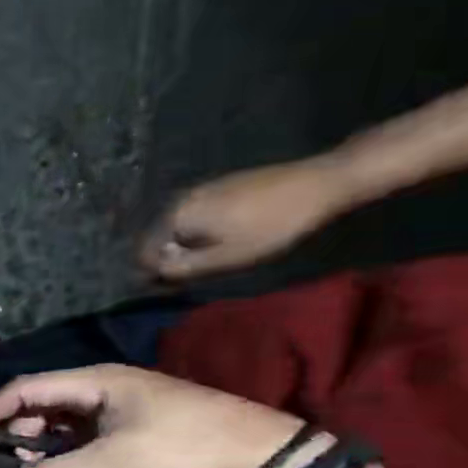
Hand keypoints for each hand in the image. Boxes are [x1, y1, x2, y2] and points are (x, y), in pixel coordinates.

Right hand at [0, 365, 304, 467]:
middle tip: (12, 466)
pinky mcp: (131, 424)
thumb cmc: (182, 449)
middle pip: (37, 404)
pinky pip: (80, 435)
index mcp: (93, 380)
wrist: (267, 459)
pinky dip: (65, 454)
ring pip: (58, 422)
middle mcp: (100, 385)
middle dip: (16, 434)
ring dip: (40, 448)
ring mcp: (117, 405)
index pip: (23, 388)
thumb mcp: (109, 464)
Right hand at [139, 157, 357, 279]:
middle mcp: (178, 201)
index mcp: (174, 218)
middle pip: (157, 239)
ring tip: (209, 257)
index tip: (177, 286)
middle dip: (168, 258)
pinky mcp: (218, 186)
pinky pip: (192, 215)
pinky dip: (196, 230)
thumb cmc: (273, 225)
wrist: (324, 182)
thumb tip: (154, 272)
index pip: (144, 254)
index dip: (155, 274)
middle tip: (194, 274)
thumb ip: (182, 267)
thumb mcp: (226, 257)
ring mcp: (198, 191)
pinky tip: (221, 236)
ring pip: (174, 227)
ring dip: (183, 245)